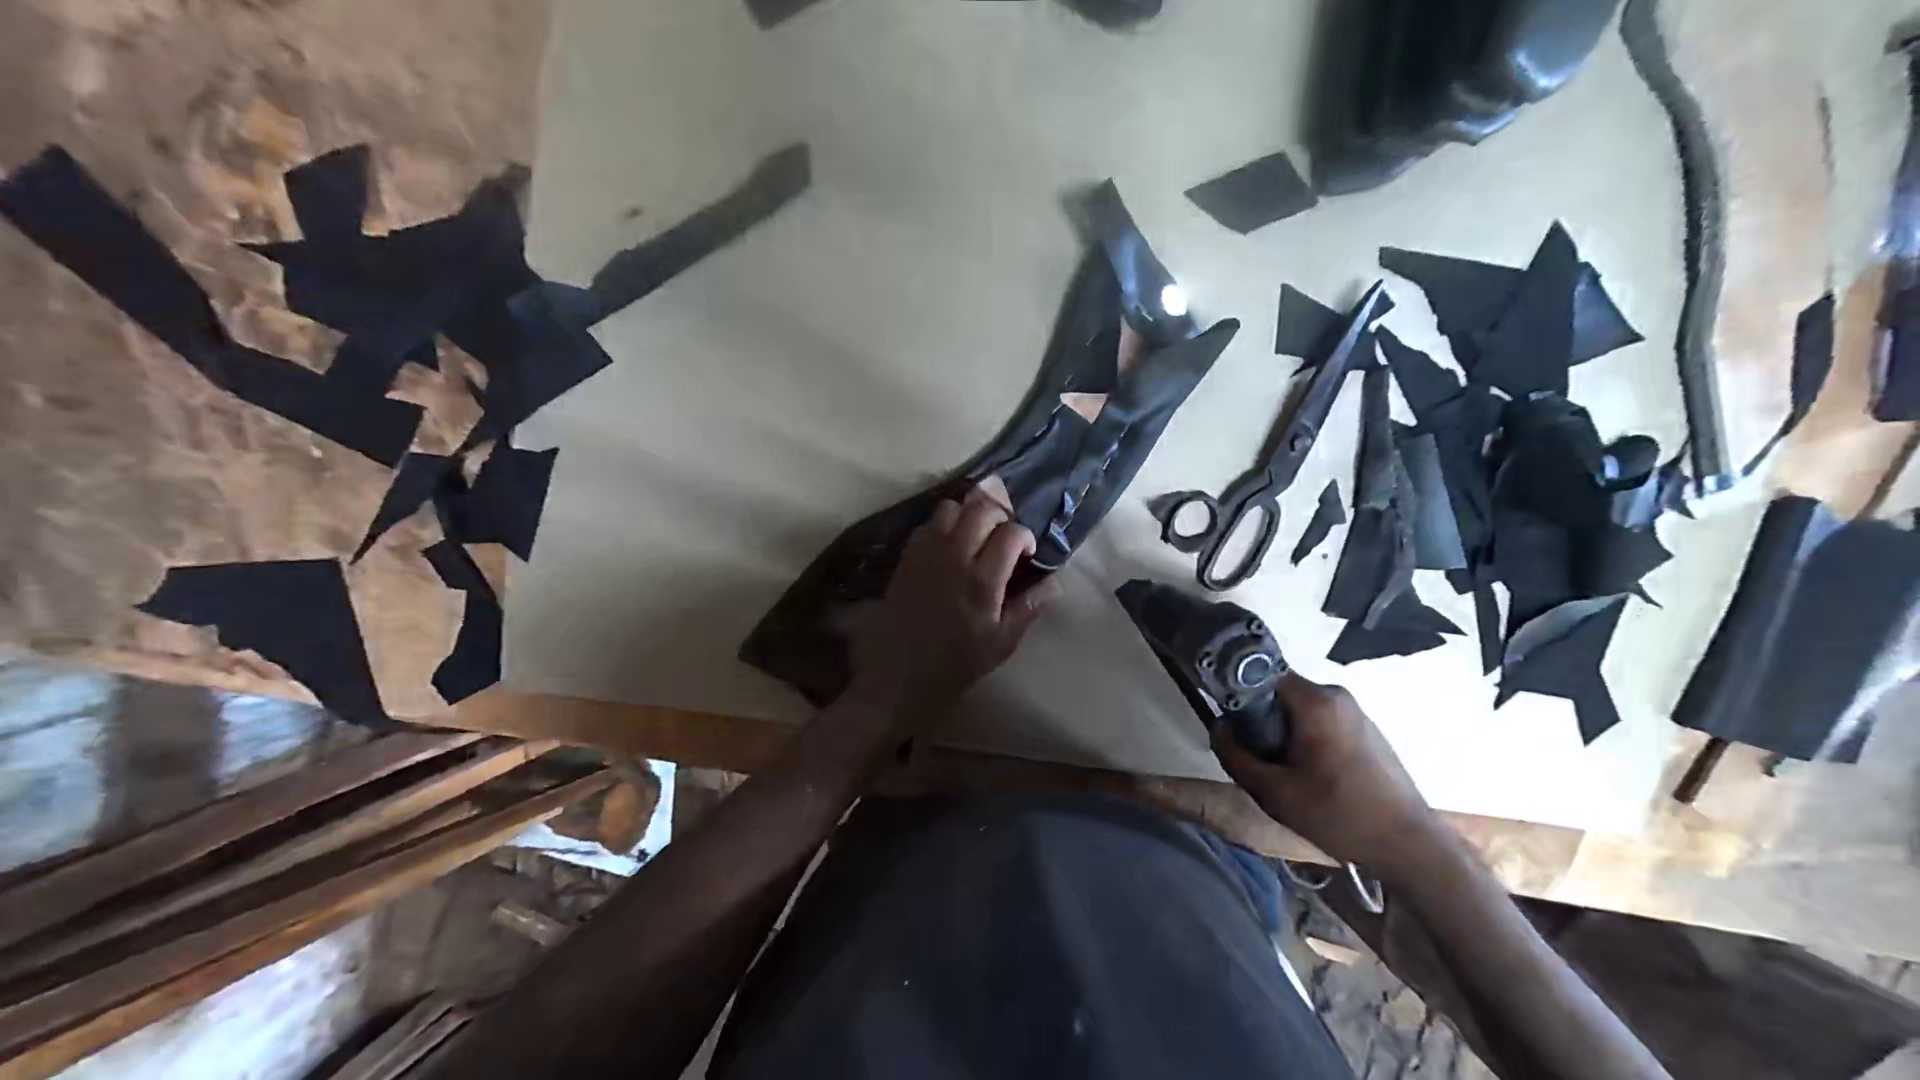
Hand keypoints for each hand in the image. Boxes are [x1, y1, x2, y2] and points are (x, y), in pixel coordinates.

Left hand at [846, 486, 1058, 710]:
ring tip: (975, 536)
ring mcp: (927, 553)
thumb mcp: (1002, 643)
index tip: (1025, 552)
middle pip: (982, 510)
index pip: (1010, 533)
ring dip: (969, 515)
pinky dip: (943, 525)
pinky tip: (949, 546)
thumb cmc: (957, 662)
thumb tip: (1055, 582)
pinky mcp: (907, 556)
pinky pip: (927, 523)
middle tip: (1003, 537)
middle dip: (1000, 516)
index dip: (1024, 536)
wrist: (901, 674)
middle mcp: (955, 557)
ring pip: (951, 507)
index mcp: (982, 581)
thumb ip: (1028, 607)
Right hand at [1212, 673, 1440, 872]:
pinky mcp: (1366, 731)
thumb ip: (1235, 755)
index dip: (1241, 696)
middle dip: (1262, 720)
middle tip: (1258, 757)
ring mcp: (1355, 713)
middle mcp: (1337, 696)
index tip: (1233, 725)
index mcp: (1317, 701)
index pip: (1262, 675)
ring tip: (1284, 772)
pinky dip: (1306, 740)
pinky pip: (1321, 722)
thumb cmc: (1339, 814)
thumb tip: (1219, 726)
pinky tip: (1310, 776)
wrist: (1409, 847)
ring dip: (1284, 732)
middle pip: (1281, 693)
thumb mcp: (1273, 791)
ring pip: (1300, 710)